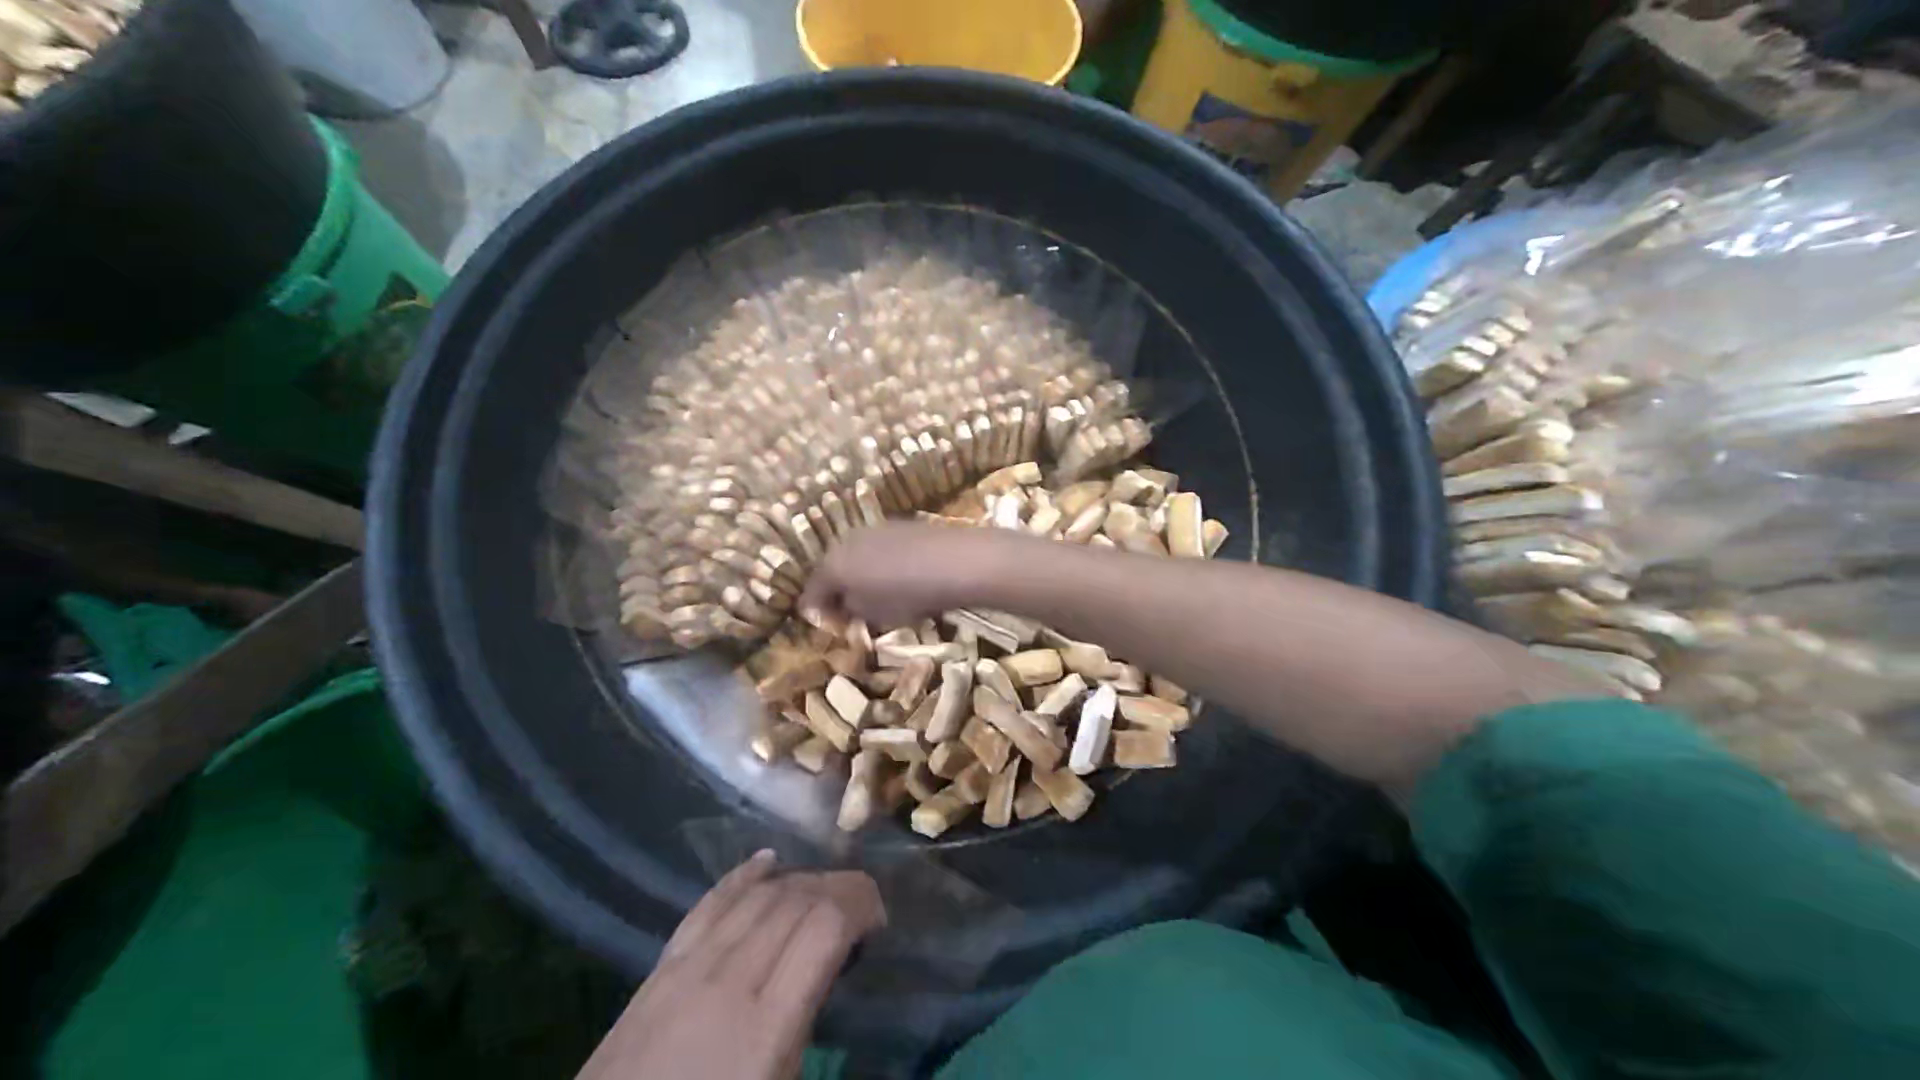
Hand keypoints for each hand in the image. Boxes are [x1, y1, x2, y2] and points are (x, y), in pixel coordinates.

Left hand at [577, 852, 885, 1079]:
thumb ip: (807, 1037)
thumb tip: (842, 997)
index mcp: (764, 1033)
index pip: (823, 929)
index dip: (860, 905)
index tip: (879, 921)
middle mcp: (727, 985)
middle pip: (793, 901)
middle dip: (839, 888)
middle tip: (863, 906)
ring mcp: (686, 971)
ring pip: (756, 896)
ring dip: (801, 880)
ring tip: (827, 890)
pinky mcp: (658, 972)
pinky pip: (709, 904)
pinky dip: (744, 876)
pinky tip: (768, 860)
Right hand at [800, 523, 1042, 628]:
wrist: (956, 561)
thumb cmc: (907, 594)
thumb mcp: (872, 614)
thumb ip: (850, 611)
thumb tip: (844, 606)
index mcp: (832, 565)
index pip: (812, 592)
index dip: (817, 613)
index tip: (830, 628)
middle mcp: (847, 540)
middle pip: (834, 570)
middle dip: (839, 591)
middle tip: (852, 614)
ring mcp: (874, 529)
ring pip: (857, 557)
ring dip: (862, 576)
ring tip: (879, 597)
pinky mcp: (900, 525)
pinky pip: (880, 549)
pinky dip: (882, 564)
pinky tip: (901, 578)